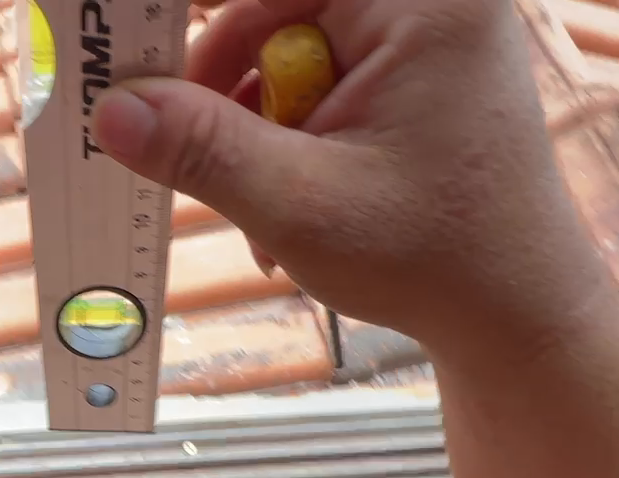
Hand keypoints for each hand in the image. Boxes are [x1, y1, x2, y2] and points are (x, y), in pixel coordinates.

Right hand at [94, 0, 618, 351]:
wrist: (506, 307)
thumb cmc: (422, 256)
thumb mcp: (295, 205)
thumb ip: (201, 151)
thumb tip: (111, 111)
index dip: (193, 11)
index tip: (128, 48)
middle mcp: (421, 1)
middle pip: (272, 14)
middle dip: (221, 97)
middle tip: (188, 162)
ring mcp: (416, 40)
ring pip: (283, 62)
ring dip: (249, 139)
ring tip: (262, 215)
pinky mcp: (404, 80)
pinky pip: (311, 92)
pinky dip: (281, 149)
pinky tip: (286, 208)